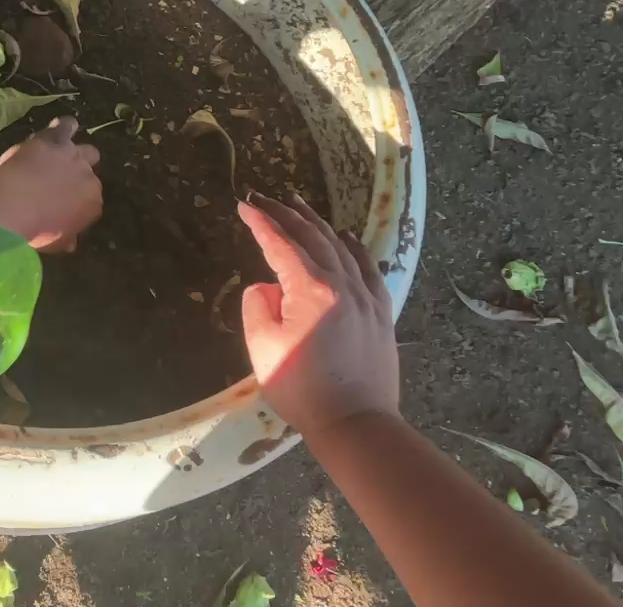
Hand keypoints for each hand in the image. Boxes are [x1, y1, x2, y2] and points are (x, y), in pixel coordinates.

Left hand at [0, 117, 102, 251]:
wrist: (15, 202)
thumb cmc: (35, 229)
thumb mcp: (54, 242)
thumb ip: (66, 238)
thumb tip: (71, 242)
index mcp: (92, 203)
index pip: (91, 201)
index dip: (77, 202)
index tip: (63, 205)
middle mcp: (88, 176)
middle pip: (90, 172)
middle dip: (80, 175)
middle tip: (61, 180)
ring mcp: (72, 156)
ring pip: (85, 148)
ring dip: (75, 151)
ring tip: (63, 153)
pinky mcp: (53, 140)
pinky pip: (65, 127)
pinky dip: (64, 126)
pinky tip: (60, 126)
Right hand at [237, 192, 397, 435]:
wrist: (356, 425)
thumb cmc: (300, 387)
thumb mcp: (262, 344)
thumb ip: (258, 304)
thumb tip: (269, 287)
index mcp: (310, 288)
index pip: (280, 244)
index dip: (260, 223)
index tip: (242, 205)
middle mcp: (342, 284)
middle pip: (312, 237)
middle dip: (285, 213)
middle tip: (264, 197)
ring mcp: (366, 297)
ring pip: (339, 247)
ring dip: (315, 223)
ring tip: (297, 204)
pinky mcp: (380, 313)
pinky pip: (368, 268)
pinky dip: (354, 247)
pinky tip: (346, 236)